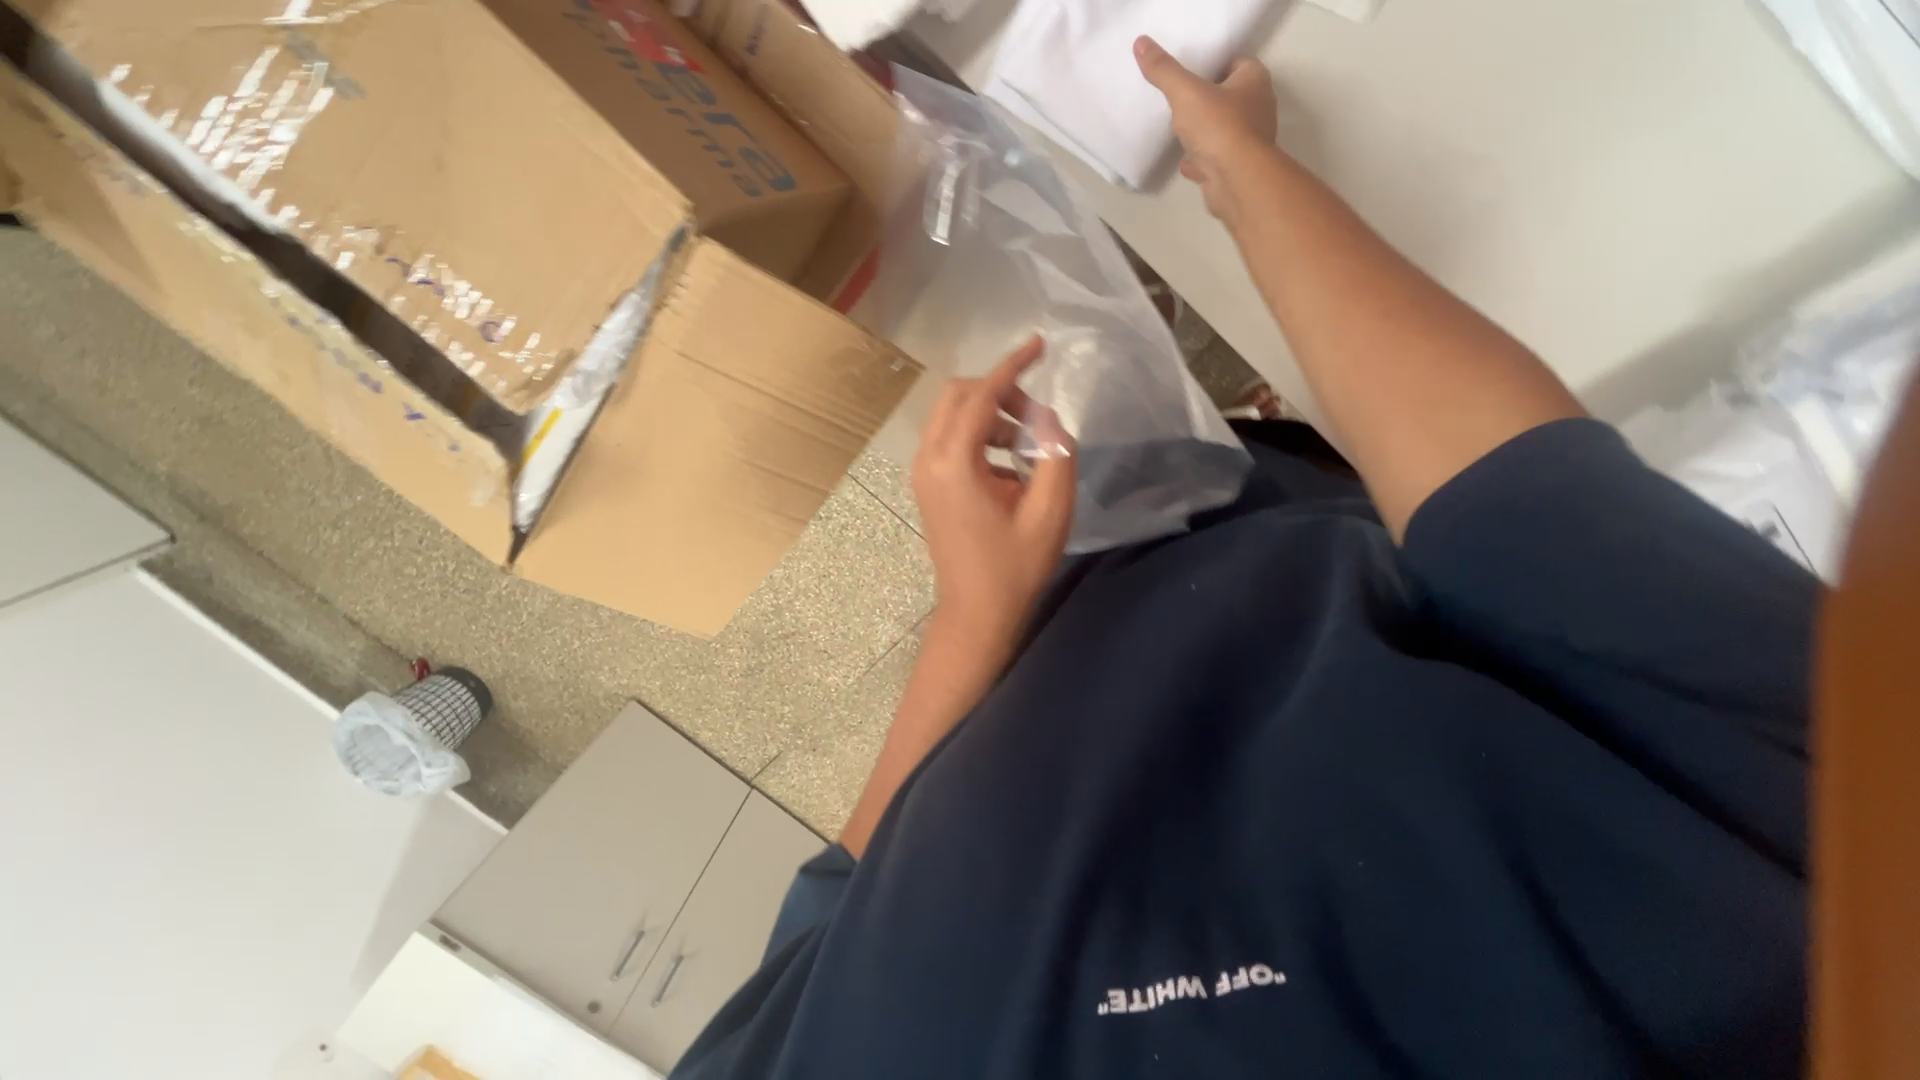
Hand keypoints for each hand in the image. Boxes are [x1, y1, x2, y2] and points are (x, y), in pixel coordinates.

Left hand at [913, 336, 1076, 654]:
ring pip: (952, 416)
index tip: (1038, 344)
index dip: (1011, 366)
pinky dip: (980, 436)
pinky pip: (950, 439)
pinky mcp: (928, 485)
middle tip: (1036, 416)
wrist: (976, 613)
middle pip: (958, 396)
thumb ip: (1055, 453)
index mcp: (954, 463)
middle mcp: (929, 460)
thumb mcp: (1050, 511)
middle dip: (999, 391)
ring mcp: (923, 472)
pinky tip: (1011, 467)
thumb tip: (1048, 417)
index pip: (981, 395)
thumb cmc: (1015, 567)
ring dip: (991, 416)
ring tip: (1029, 447)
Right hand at [1135, 36, 1276, 220]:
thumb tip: (1141, 43)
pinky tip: (1186, 163)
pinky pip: (1218, 159)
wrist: (1236, 180)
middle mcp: (1259, 108)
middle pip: (1230, 97)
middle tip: (1182, 101)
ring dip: (1205, 133)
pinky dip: (1203, 161)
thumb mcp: (1185, 93)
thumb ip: (1164, 70)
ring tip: (1181, 133)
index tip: (1191, 73)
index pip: (1238, 63)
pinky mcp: (1239, 169)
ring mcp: (1251, 142)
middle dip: (1208, 101)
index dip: (1215, 65)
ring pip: (1224, 130)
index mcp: (1254, 81)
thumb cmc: (1218, 127)